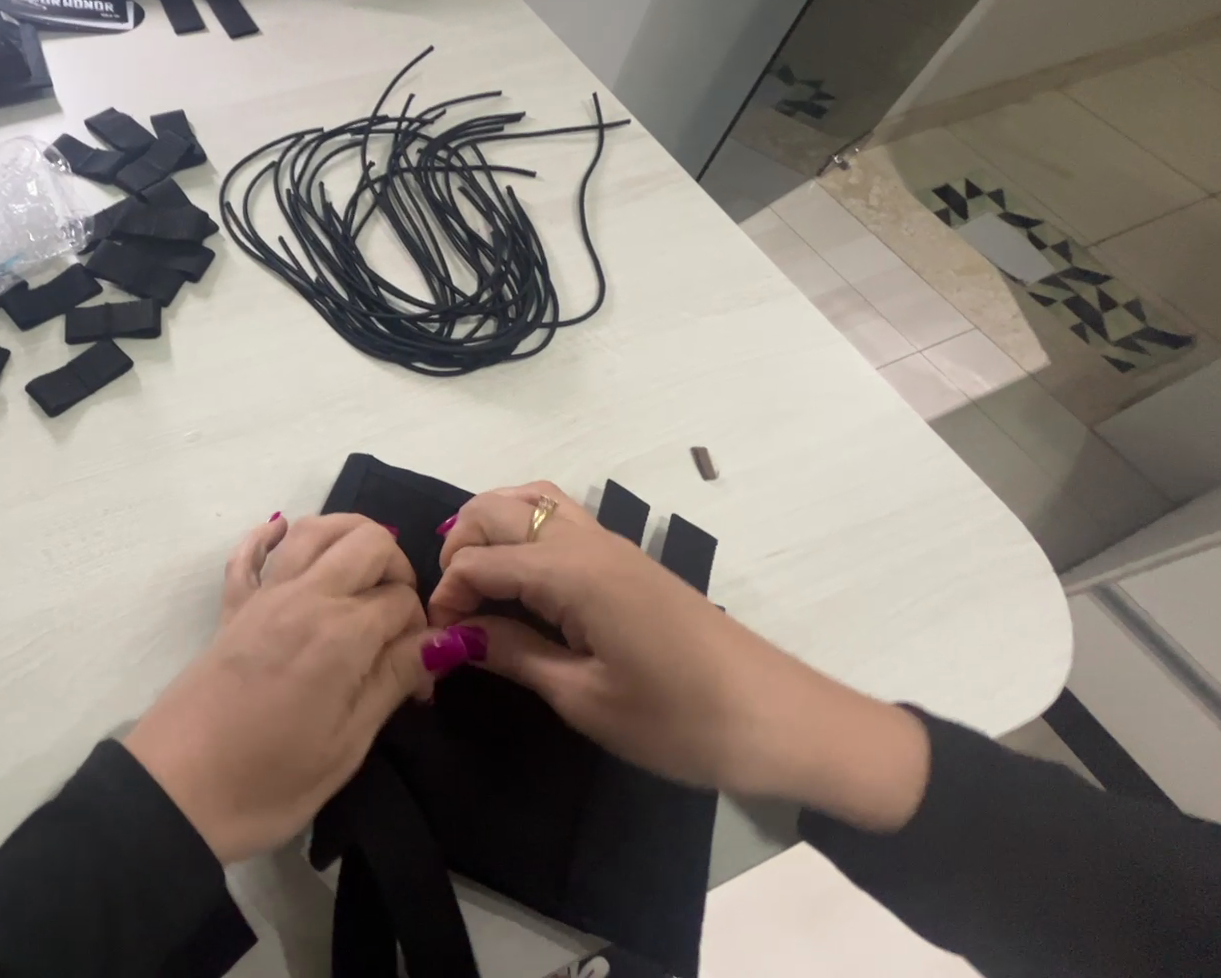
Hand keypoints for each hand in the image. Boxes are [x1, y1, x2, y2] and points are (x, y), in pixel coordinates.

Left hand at [125, 514, 466, 863]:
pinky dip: (269, 534)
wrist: (175, 791)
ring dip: (348, 535)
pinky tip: (284, 533)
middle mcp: (305, 597)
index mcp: (341, 633)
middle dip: (397, 569)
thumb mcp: (346, 744)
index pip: (403, 600)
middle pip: (367, 541)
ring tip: (364, 572)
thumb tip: (442, 641)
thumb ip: (393, 679)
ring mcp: (264, 597)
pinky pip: (249, 553)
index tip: (417, 680)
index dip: (423, 634)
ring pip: (313, 529)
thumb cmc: (268, 781)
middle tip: (398, 620)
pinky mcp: (231, 608)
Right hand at [430, 483, 929, 831]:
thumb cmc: (680, 721)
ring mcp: (611, 543)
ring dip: (489, 526)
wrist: (782, 720)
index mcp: (573, 573)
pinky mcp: (626, 557)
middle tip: (455, 609)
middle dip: (458, 548)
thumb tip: (452, 636)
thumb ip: (511, 655)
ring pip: (529, 498)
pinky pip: (557, 515)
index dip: (446, 596)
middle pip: (495, 508)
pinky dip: (521, 527)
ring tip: (478, 579)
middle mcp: (587, 541)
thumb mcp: (584, 699)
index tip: (438, 641)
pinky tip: (521, 575)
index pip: (479, 560)